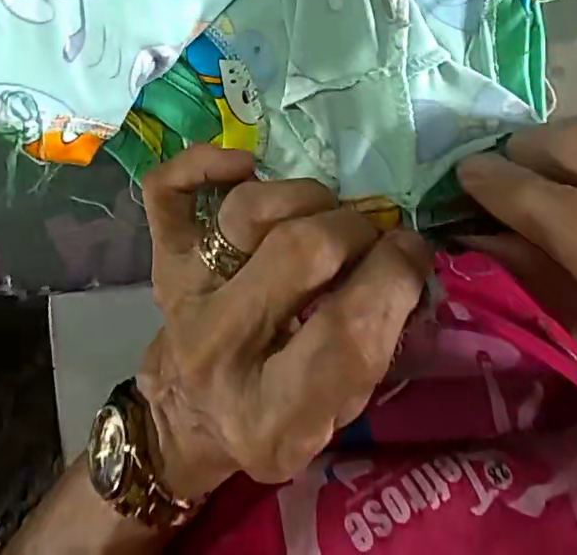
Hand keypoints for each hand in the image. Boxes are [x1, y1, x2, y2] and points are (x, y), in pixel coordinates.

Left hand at [135, 145, 430, 498]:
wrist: (190, 411)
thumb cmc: (275, 413)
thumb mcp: (336, 411)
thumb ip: (374, 341)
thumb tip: (405, 255)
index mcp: (273, 413)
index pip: (347, 332)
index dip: (394, 278)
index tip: (414, 249)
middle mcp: (220, 346)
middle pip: (299, 252)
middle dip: (354, 230)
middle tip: (372, 232)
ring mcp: (184, 294)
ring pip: (246, 210)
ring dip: (304, 197)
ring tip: (324, 211)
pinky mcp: (163, 258)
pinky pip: (167, 191)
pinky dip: (203, 162)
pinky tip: (245, 165)